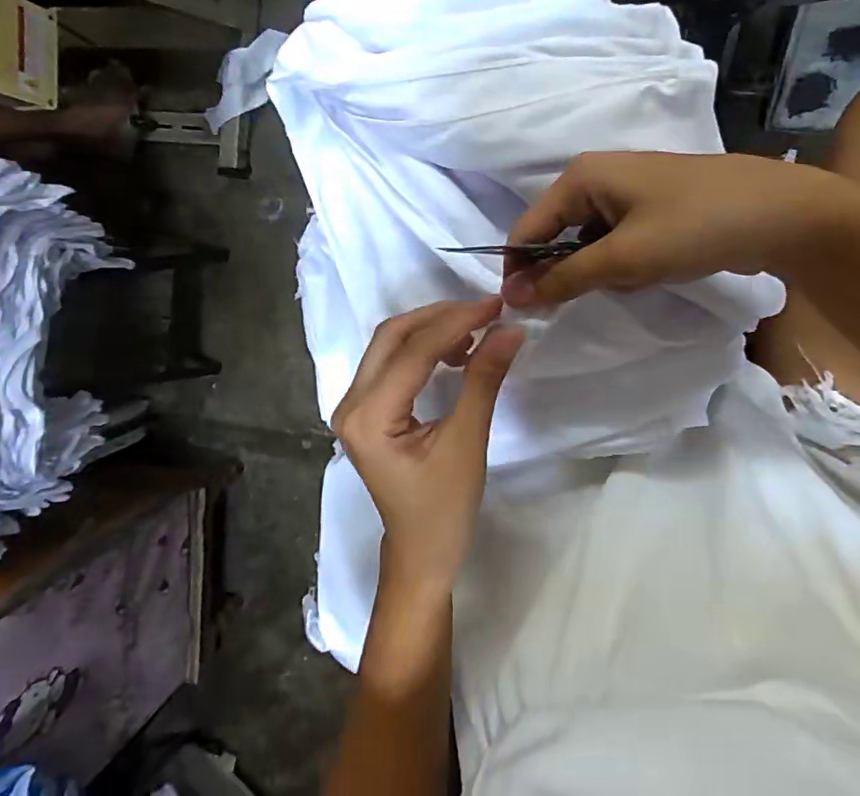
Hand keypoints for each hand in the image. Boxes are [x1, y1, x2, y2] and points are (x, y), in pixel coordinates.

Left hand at [332, 298, 526, 586]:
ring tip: (476, 331)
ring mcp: (353, 405)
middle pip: (392, 336)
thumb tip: (509, 329)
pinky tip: (456, 352)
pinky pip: (392, 362)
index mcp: (367, 416)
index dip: (456, 321)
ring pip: (390, 344)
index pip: (413, 351)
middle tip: (486, 311)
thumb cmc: (444, 510)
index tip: (496, 305)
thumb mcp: (467, 442)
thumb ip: (483, 380)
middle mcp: (350, 403)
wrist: (420, 554)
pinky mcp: (366, 408)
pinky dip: (424, 347)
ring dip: (432, 328)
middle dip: (440, 317)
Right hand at [501, 151, 858, 306]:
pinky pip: (617, 244)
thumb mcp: (625, 258)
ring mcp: (625, 193)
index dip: (520, 271)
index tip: (524, 313)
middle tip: (604, 290)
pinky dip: (626, 265)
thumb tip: (513, 296)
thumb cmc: (696, 226)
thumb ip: (564, 278)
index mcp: (580, 177)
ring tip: (639, 277)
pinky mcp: (650, 210)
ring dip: (604, 270)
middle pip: (557, 236)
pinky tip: (655, 271)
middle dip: (573, 270)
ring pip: (588, 244)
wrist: (785, 214)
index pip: (527, 228)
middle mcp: (595, 178)